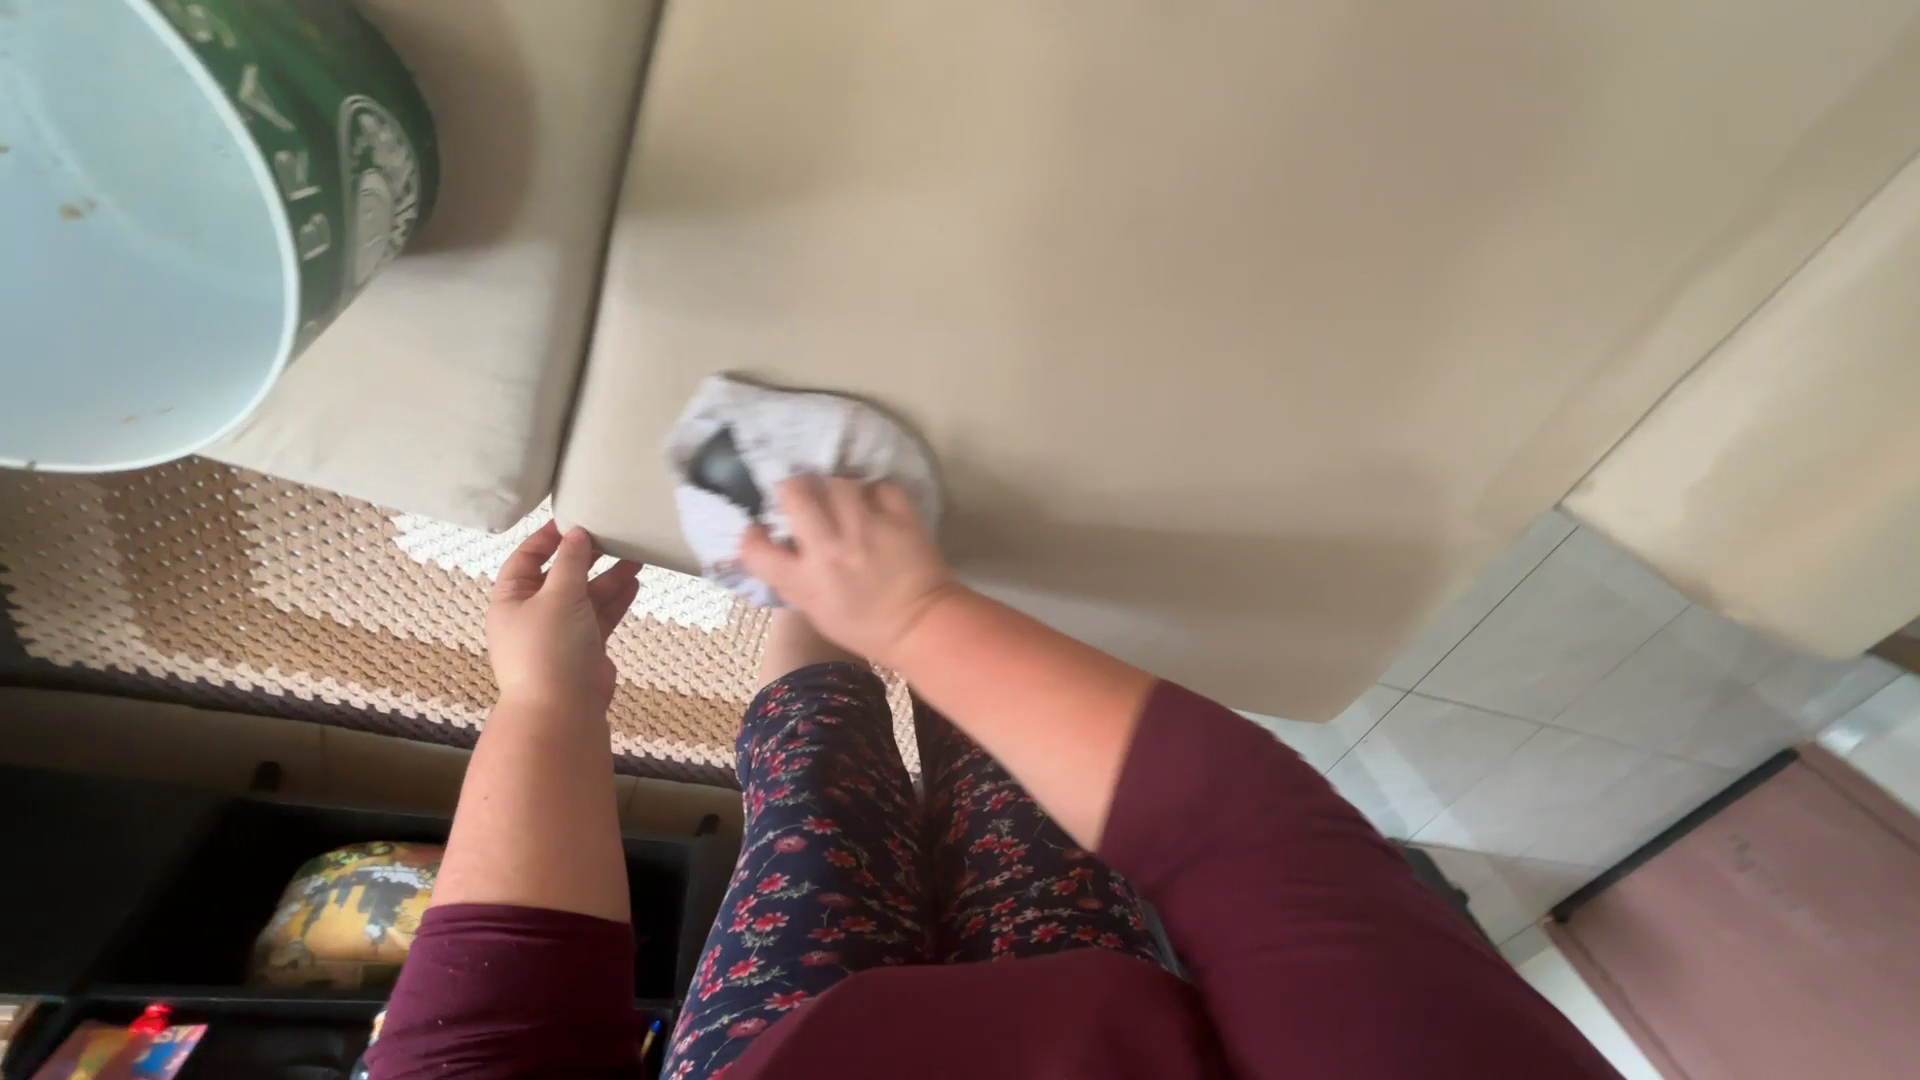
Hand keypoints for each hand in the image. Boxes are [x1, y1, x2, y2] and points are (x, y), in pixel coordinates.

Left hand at [487, 522, 641, 714]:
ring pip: (586, 595)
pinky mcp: (585, 646)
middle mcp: (534, 613)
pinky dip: (617, 599)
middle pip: (561, 575)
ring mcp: (561, 631)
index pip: (526, 558)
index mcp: (511, 599)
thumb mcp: (558, 596)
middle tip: (611, 535)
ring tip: (635, 556)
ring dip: (609, 576)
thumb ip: (570, 562)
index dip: (548, 538)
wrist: (562, 709)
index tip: (574, 520)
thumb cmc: (549, 648)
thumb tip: (577, 533)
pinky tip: (635, 582)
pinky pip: (601, 615)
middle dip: (586, 556)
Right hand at [740, 476, 961, 661]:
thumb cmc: (864, 626)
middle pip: (796, 494)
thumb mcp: (815, 612)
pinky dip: (875, 493)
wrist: (921, 626)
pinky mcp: (900, 519)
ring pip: (838, 483)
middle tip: (802, 496)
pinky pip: (880, 487)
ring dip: (834, 487)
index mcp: (805, 581)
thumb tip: (776, 546)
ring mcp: (867, 530)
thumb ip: (792, 580)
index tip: (761, 529)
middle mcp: (831, 550)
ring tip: (840, 498)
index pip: (756, 549)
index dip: (752, 535)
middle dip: (794, 489)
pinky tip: (874, 505)